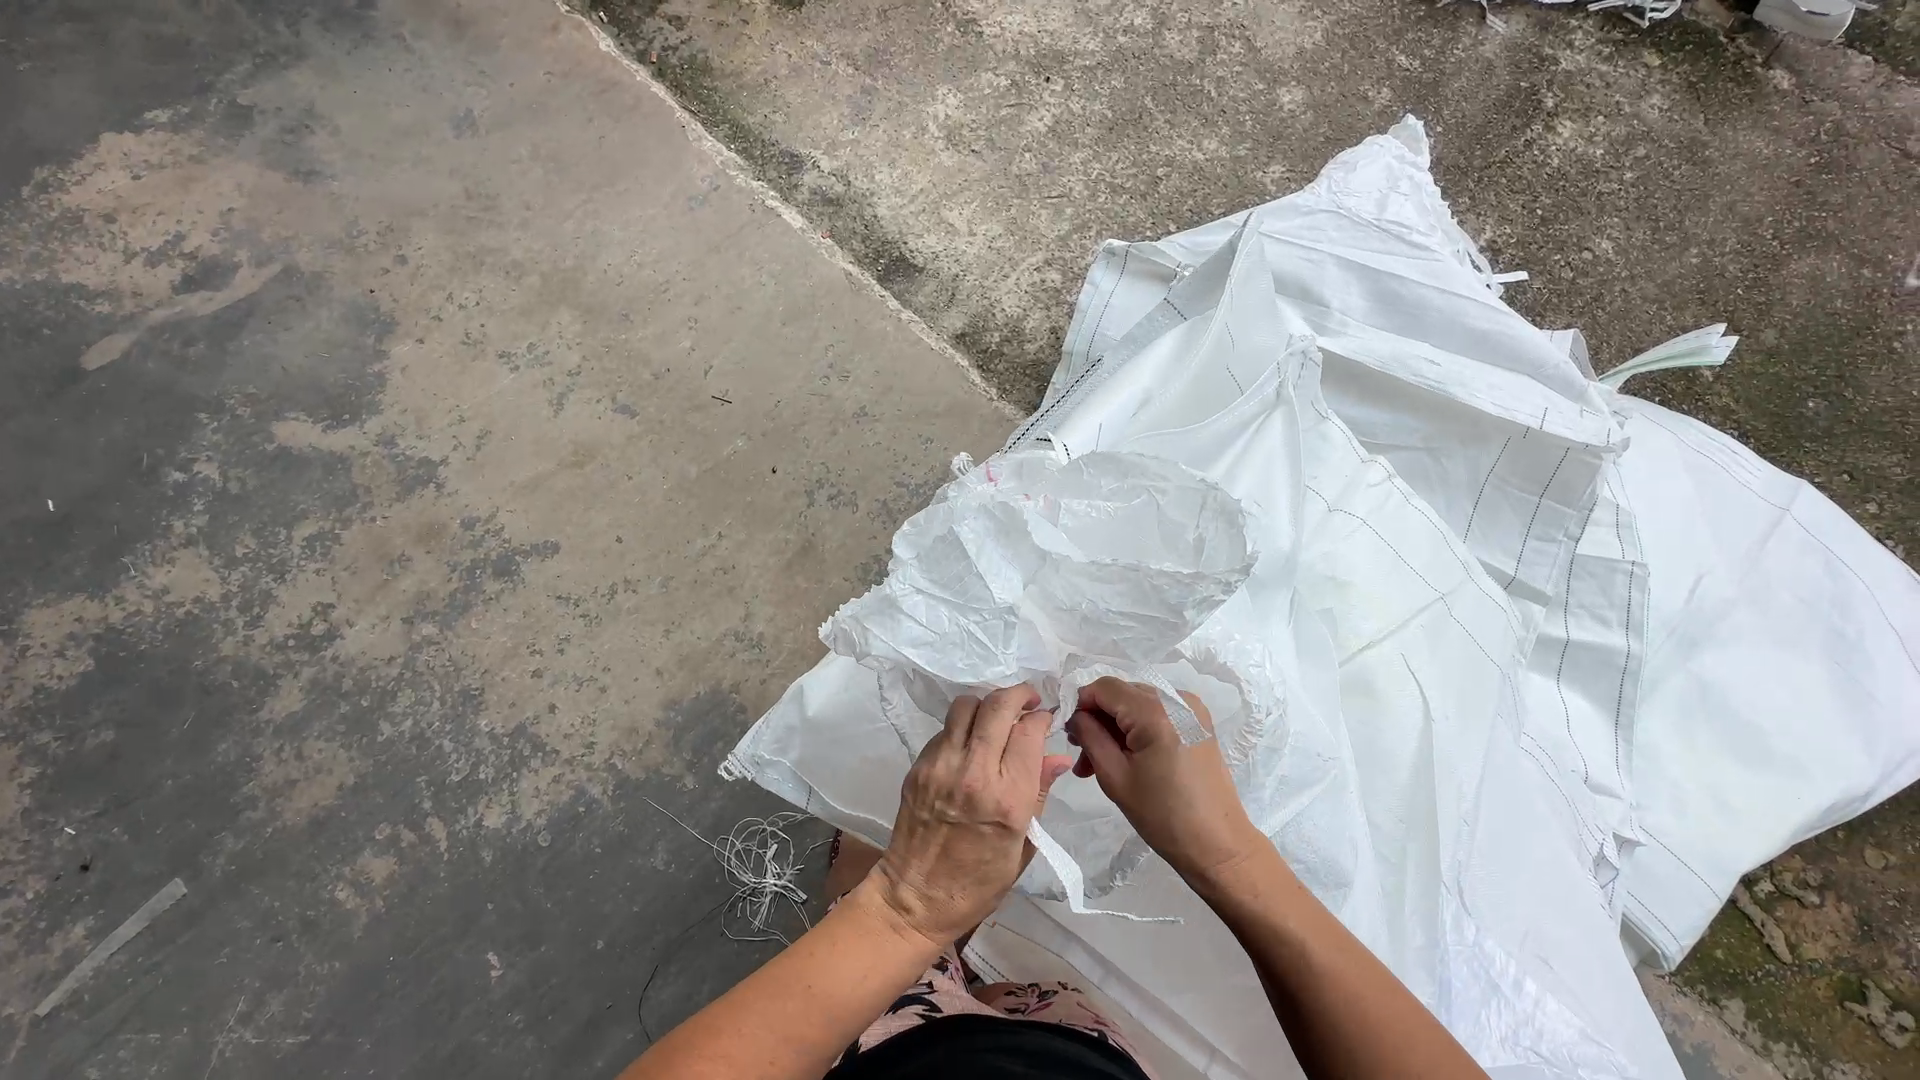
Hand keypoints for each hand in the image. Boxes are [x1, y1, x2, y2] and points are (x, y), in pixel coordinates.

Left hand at [870, 685, 1074, 945]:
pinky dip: (962, 728)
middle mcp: (974, 773)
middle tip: (1027, 701)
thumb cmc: (980, 881)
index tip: (1046, 718)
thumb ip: (1039, 792)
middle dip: (1018, 695)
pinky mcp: (919, 767)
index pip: (1029, 731)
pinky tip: (970, 745)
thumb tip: (1058, 757)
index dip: (1042, 717)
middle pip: (997, 706)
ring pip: (966, 706)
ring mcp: (941, 766)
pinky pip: (945, 730)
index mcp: (1008, 798)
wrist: (917, 897)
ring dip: (986, 706)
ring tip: (996, 719)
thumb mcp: (1024, 844)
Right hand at [1066, 677, 1265, 887]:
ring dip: (1115, 727)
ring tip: (1100, 765)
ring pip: (1136, 703)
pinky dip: (1137, 728)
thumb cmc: (1163, 815)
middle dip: (1097, 719)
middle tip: (1083, 758)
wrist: (1217, 844)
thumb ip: (1089, 736)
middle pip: (1121, 693)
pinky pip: (1156, 712)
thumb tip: (1075, 714)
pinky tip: (1128, 758)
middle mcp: (1177, 699)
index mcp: (1156, 711)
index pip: (1104, 687)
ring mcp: (1192, 708)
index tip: (1069, 735)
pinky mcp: (1198, 721)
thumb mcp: (1114, 776)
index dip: (1080, 705)